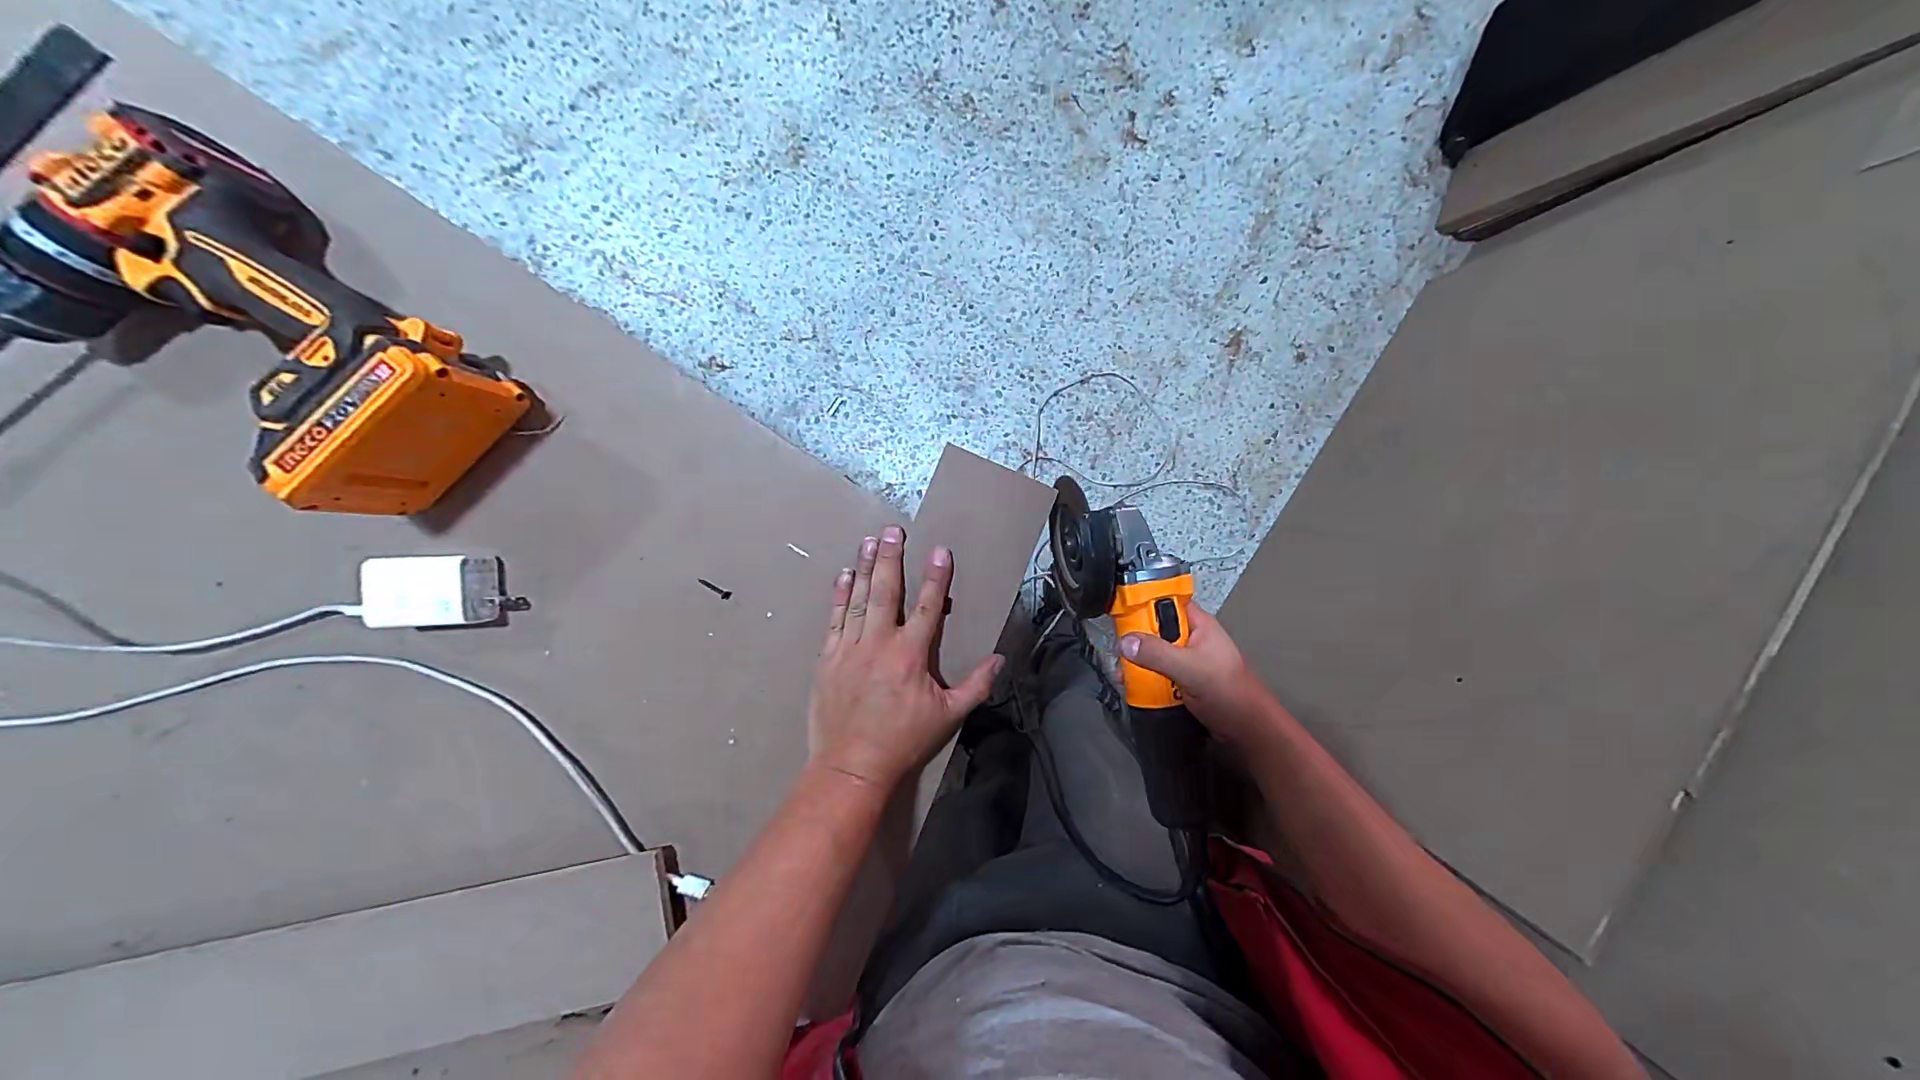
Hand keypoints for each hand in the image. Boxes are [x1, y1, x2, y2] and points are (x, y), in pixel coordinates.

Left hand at [807, 524, 1003, 791]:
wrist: (851, 764)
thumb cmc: (902, 740)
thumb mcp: (948, 716)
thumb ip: (976, 685)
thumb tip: (998, 659)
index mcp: (911, 655)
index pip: (927, 606)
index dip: (936, 576)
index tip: (940, 550)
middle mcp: (879, 643)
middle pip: (887, 591)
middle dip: (891, 558)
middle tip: (892, 531)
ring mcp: (850, 648)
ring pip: (858, 599)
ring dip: (864, 567)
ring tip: (868, 541)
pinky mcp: (829, 658)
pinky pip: (835, 619)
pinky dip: (839, 595)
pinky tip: (843, 576)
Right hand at [1120, 604, 1274, 747]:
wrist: (1247, 730)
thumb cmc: (1234, 694)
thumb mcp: (1190, 669)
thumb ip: (1157, 653)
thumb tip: (1127, 642)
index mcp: (1198, 624)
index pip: (1164, 601)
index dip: (1142, 604)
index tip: (1122, 617)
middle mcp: (1190, 638)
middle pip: (1152, 629)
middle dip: (1136, 642)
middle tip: (1126, 655)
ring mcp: (1185, 659)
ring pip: (1151, 653)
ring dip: (1138, 665)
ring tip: (1131, 676)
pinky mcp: (1181, 678)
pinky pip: (1155, 672)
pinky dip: (1145, 680)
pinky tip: (1141, 689)